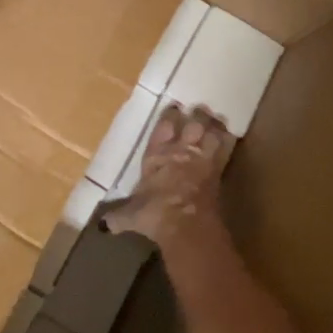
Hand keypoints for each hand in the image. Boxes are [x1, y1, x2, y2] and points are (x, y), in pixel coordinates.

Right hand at [101, 104, 233, 245]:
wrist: (186, 224)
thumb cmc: (154, 213)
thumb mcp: (131, 215)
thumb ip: (118, 216)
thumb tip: (103, 226)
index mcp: (156, 156)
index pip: (163, 127)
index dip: (169, 115)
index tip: (174, 106)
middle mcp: (179, 152)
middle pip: (192, 124)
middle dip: (196, 116)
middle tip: (199, 109)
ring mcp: (201, 159)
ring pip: (211, 132)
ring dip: (214, 125)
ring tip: (216, 118)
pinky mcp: (218, 171)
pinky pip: (225, 149)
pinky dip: (228, 141)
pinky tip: (229, 136)